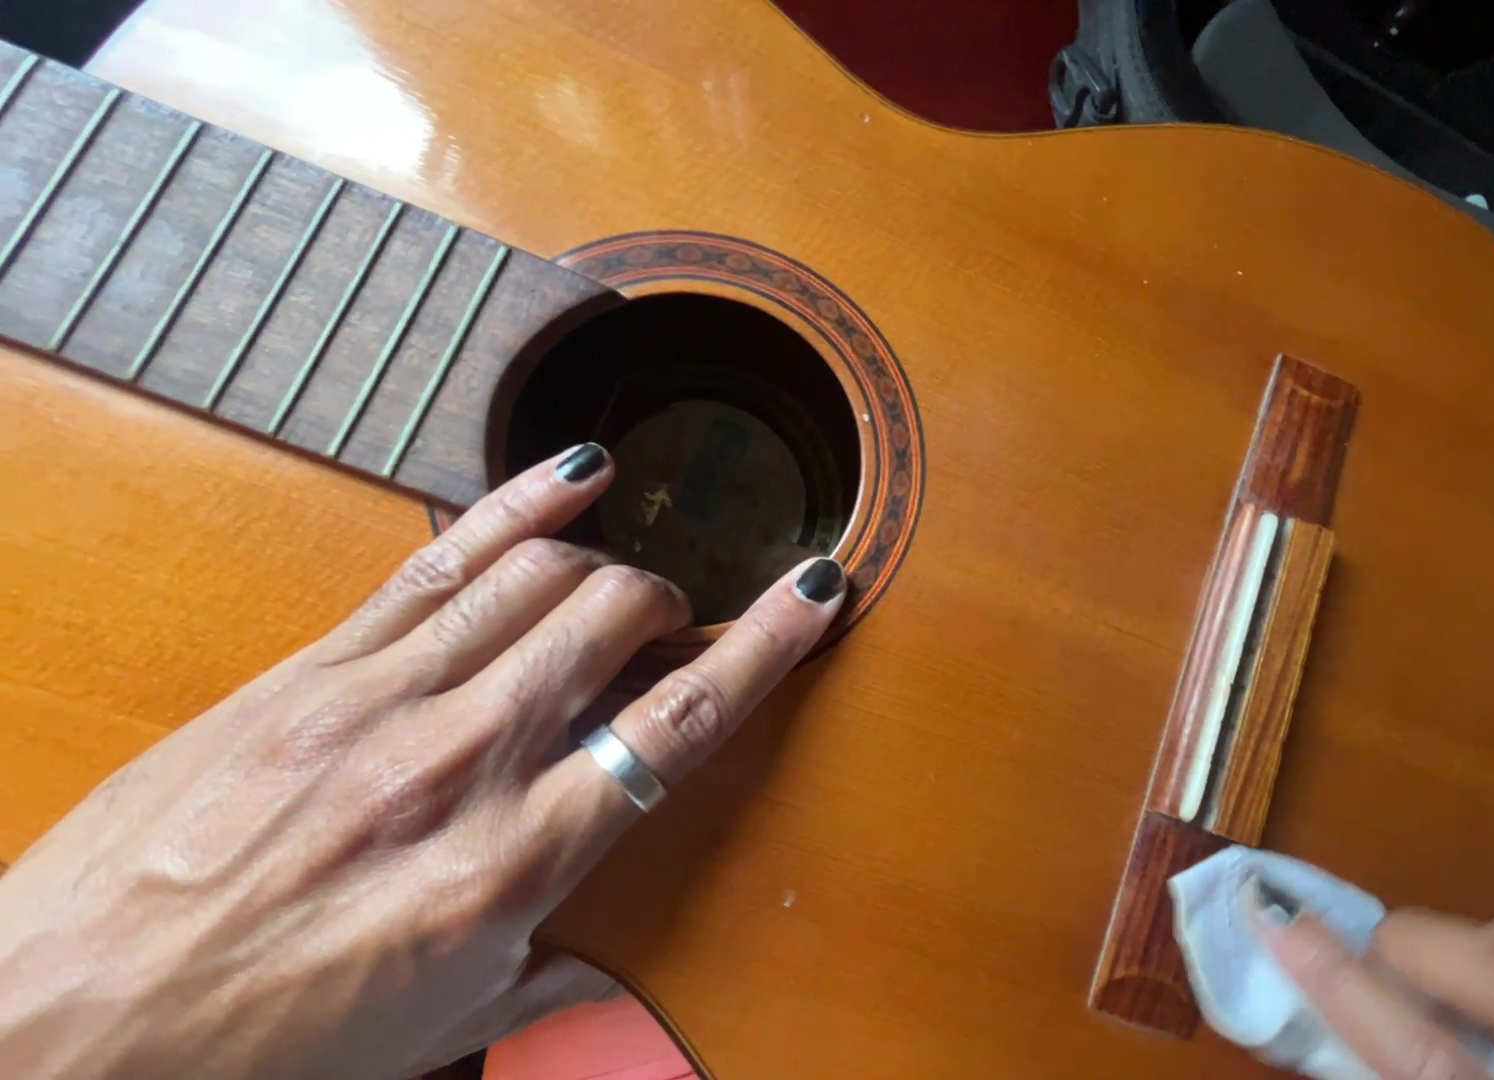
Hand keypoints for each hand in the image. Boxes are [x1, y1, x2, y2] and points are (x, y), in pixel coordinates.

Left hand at [0, 443, 846, 1079]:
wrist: (41, 1044)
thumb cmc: (268, 1045)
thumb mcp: (453, 1020)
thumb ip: (566, 966)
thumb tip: (638, 965)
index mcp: (514, 860)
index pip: (680, 721)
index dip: (766, 645)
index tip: (814, 593)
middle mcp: (463, 763)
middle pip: (617, 618)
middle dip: (670, 605)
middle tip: (667, 632)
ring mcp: (384, 700)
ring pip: (544, 575)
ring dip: (608, 569)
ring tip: (617, 592)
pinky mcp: (318, 667)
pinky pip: (444, 560)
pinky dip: (524, 506)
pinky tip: (579, 474)